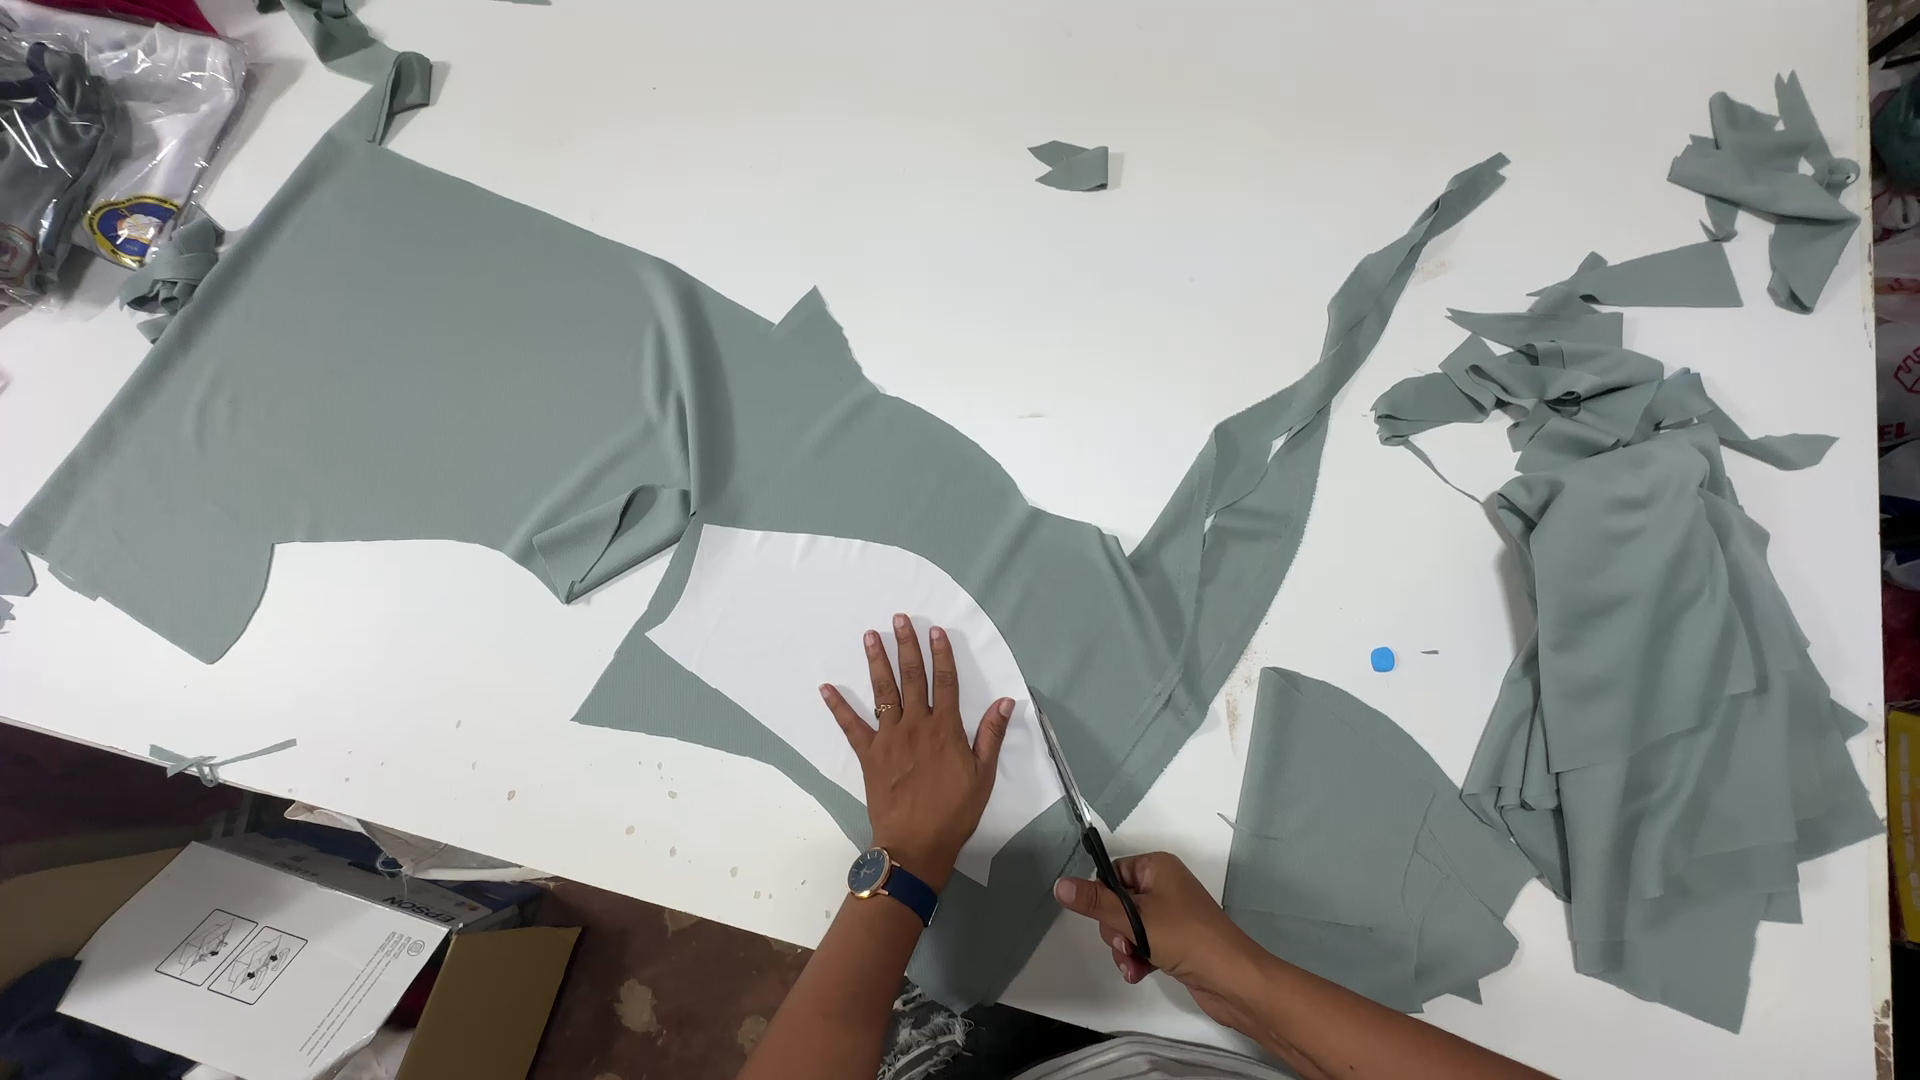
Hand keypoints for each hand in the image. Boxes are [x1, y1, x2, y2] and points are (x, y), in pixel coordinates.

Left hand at [821, 614, 1013, 892]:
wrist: (916, 844)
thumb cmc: (954, 811)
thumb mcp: (983, 775)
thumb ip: (991, 735)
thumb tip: (1006, 700)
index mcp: (945, 728)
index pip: (945, 681)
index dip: (941, 654)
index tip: (935, 630)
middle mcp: (916, 724)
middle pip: (911, 676)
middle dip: (906, 645)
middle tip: (898, 619)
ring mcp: (889, 737)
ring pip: (882, 691)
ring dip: (876, 661)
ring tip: (869, 636)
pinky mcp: (869, 754)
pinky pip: (850, 726)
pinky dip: (838, 706)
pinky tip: (826, 687)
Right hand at [1053, 852, 1267, 1034]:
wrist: (1234, 981)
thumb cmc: (1186, 938)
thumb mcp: (1135, 918)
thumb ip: (1095, 903)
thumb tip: (1059, 884)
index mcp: (1156, 867)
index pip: (1112, 873)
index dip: (1103, 898)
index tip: (1107, 920)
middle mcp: (1163, 885)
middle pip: (1117, 902)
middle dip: (1114, 929)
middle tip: (1125, 945)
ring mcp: (1170, 914)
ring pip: (1128, 926)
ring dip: (1124, 948)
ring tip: (1133, 965)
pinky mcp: (1175, 940)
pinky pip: (1143, 941)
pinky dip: (1137, 957)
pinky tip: (1138, 973)